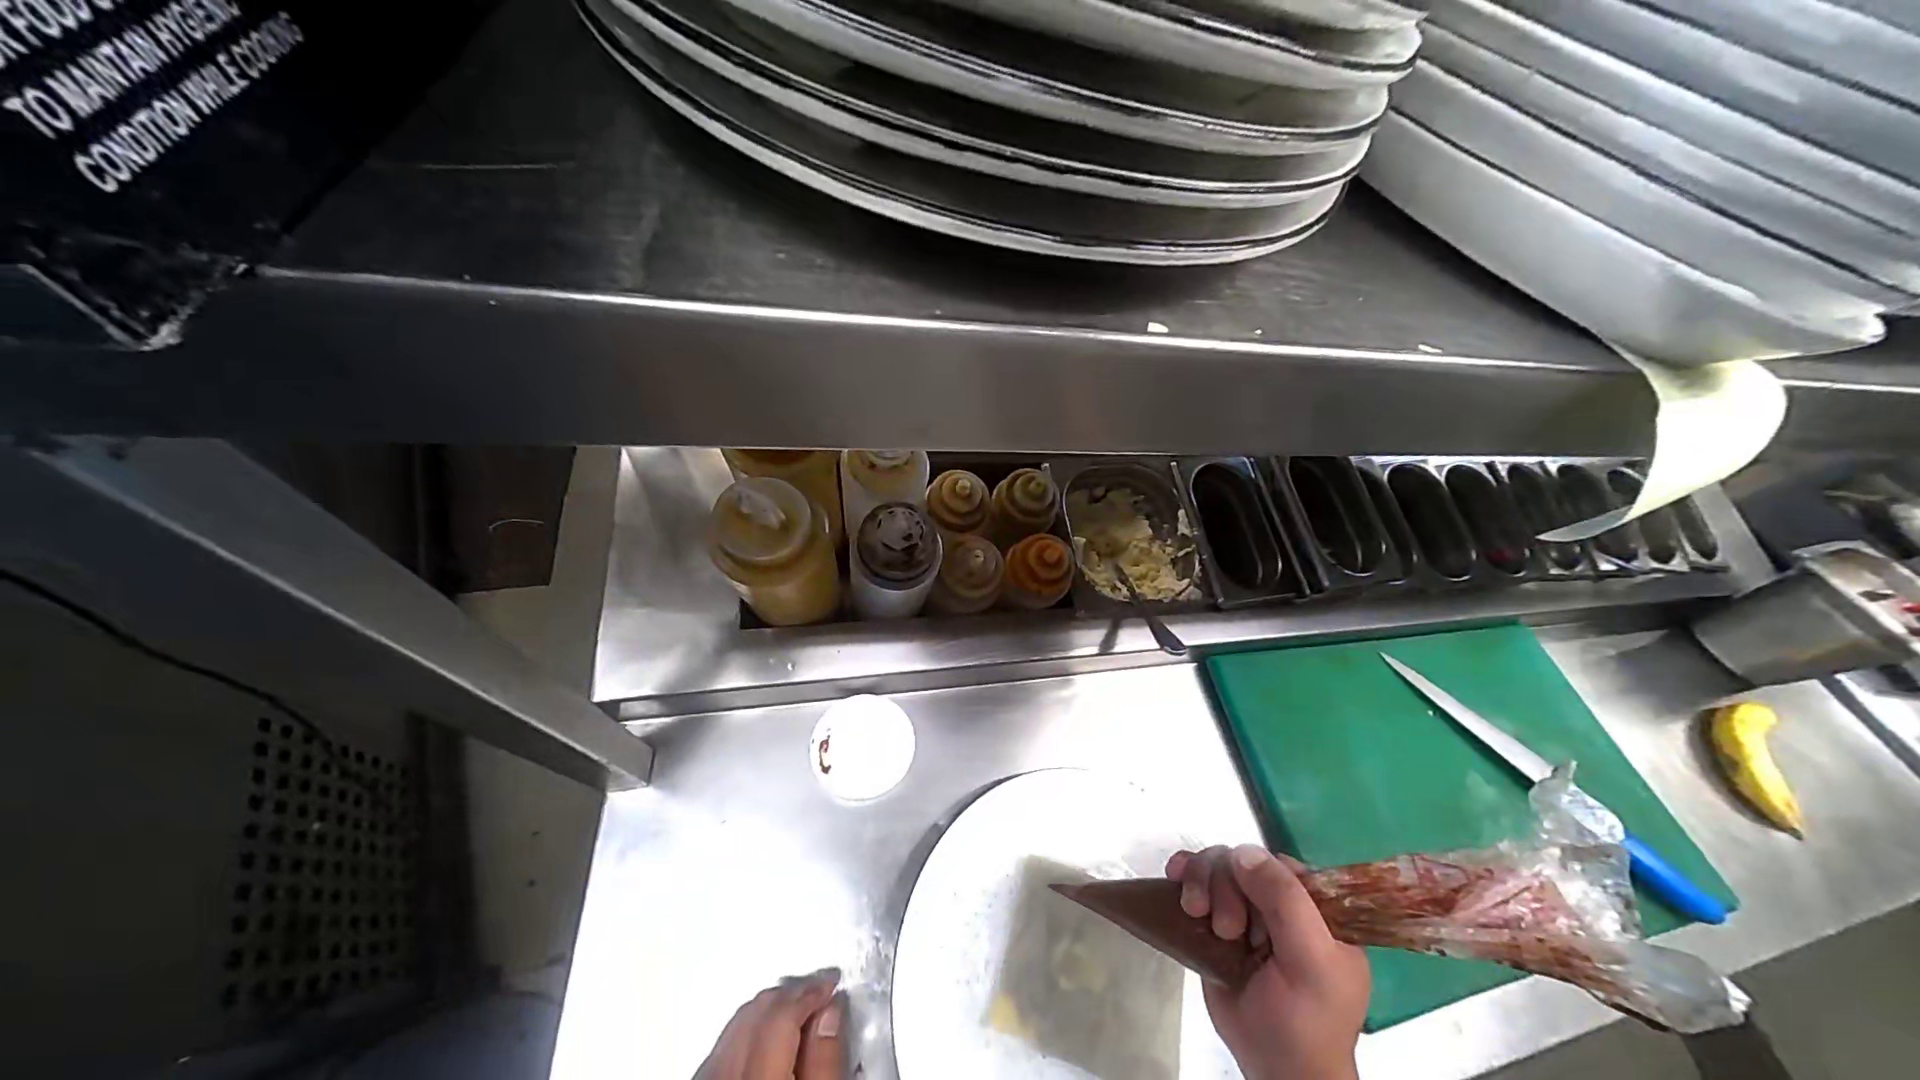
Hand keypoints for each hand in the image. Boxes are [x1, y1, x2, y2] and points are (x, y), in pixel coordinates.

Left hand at [695, 968, 844, 1079]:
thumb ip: (825, 1059)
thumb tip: (832, 1009)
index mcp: (756, 1071)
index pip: (784, 1007)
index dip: (813, 988)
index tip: (832, 981)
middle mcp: (723, 1068)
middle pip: (758, 1007)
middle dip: (792, 992)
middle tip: (821, 989)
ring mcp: (705, 1074)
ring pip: (739, 1019)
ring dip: (771, 1006)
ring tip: (799, 1008)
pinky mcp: (698, 1079)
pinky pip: (723, 1040)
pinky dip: (749, 1027)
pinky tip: (768, 1032)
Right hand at [1167, 845, 1369, 1079]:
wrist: (1276, 1071)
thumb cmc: (1304, 1021)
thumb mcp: (1309, 961)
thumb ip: (1286, 903)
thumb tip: (1242, 852)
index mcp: (1317, 909)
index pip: (1279, 864)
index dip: (1253, 871)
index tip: (1242, 897)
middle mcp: (1281, 906)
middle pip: (1241, 863)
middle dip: (1222, 884)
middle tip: (1224, 928)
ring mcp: (1246, 914)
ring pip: (1216, 868)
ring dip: (1200, 881)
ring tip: (1194, 912)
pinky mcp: (1215, 926)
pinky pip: (1197, 885)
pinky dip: (1184, 875)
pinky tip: (1173, 877)